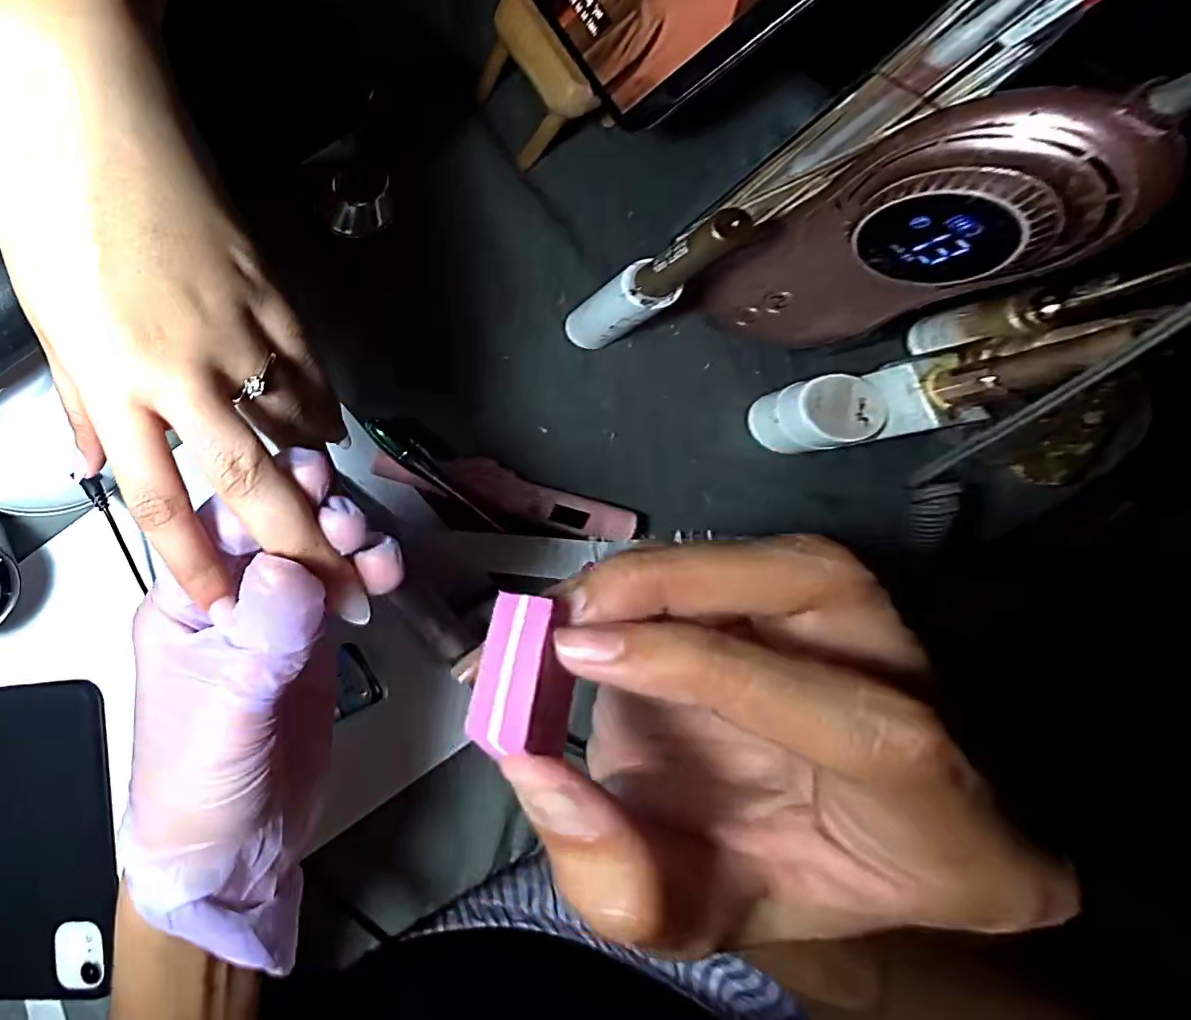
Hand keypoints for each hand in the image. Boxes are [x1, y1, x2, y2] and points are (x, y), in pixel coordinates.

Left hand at [29, 196, 355, 615]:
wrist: (83, 107)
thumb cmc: (46, 215)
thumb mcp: (48, 325)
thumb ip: (82, 405)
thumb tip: (92, 463)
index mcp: (115, 387)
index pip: (163, 506)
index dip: (200, 570)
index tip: (228, 609)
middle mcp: (182, 372)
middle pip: (252, 483)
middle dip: (300, 550)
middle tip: (341, 592)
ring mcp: (236, 327)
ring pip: (295, 424)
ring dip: (314, 475)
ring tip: (328, 510)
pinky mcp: (269, 286)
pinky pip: (307, 364)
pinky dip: (320, 405)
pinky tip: (323, 428)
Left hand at [121, 448, 402, 973]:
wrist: (233, 854)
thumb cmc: (194, 785)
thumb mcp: (223, 710)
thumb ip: (259, 639)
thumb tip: (286, 565)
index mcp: (182, 602)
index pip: (215, 527)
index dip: (258, 497)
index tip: (304, 479)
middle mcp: (226, 596)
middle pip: (268, 528)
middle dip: (307, 510)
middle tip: (341, 516)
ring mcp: (272, 615)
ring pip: (310, 551)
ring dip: (343, 538)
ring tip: (367, 547)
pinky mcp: (311, 639)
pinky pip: (340, 589)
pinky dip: (365, 573)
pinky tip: (380, 573)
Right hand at [496, 537, 1078, 954]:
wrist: (761, 844)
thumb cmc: (735, 886)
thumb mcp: (667, 913)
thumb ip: (604, 869)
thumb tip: (527, 763)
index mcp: (945, 832)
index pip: (864, 730)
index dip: (701, 669)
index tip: (574, 654)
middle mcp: (931, 712)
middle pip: (828, 593)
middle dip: (668, 586)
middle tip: (564, 615)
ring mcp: (877, 642)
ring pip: (779, 560)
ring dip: (649, 572)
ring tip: (567, 610)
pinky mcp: (806, 605)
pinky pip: (730, 560)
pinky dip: (640, 573)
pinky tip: (588, 608)